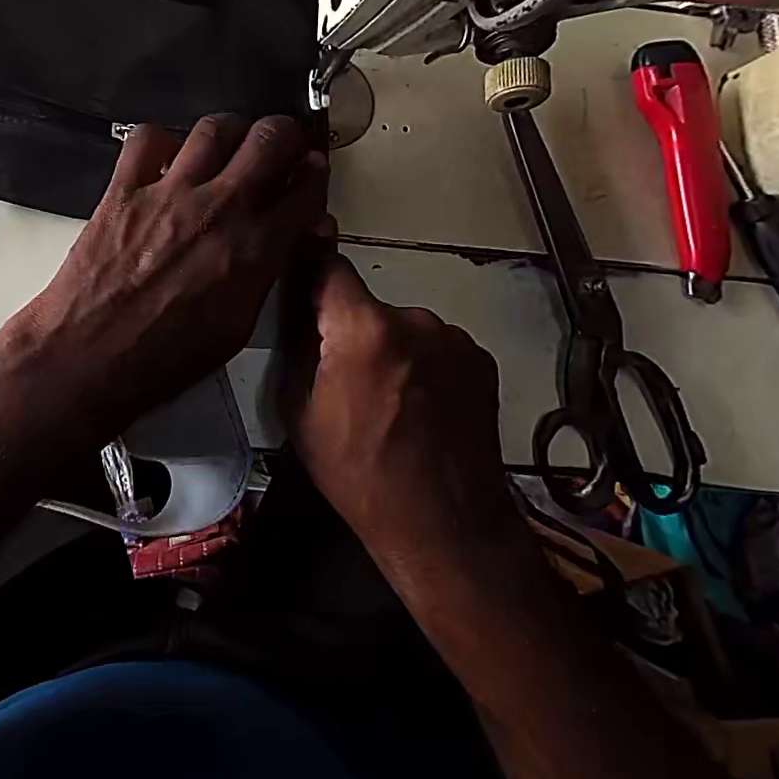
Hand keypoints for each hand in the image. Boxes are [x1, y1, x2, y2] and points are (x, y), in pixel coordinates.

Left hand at [0, 113, 327, 439]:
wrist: (88, 358)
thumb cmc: (161, 359)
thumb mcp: (235, 330)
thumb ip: (263, 275)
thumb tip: (278, 244)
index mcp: (253, 250)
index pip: (305, 190)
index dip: (315, 176)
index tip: (310, 173)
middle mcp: (217, 211)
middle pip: (270, 139)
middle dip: (285, 136)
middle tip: (279, 145)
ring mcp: (168, 196)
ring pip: (214, 128)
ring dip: (231, 131)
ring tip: (230, 143)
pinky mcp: (123, 192)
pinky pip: (147, 139)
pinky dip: (162, 140)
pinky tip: (166, 159)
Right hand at [289, 251, 510, 559]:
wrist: (444, 524)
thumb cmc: (357, 472)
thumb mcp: (299, 411)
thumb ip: (297, 345)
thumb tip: (298, 302)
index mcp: (363, 330)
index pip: (328, 267)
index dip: (309, 261)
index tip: (300, 254)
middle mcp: (415, 320)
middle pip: (365, 305)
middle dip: (348, 328)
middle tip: (342, 378)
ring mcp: (454, 339)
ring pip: (401, 327)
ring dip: (387, 348)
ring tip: (387, 401)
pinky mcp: (480, 360)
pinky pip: (433, 347)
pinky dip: (420, 364)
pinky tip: (419, 406)